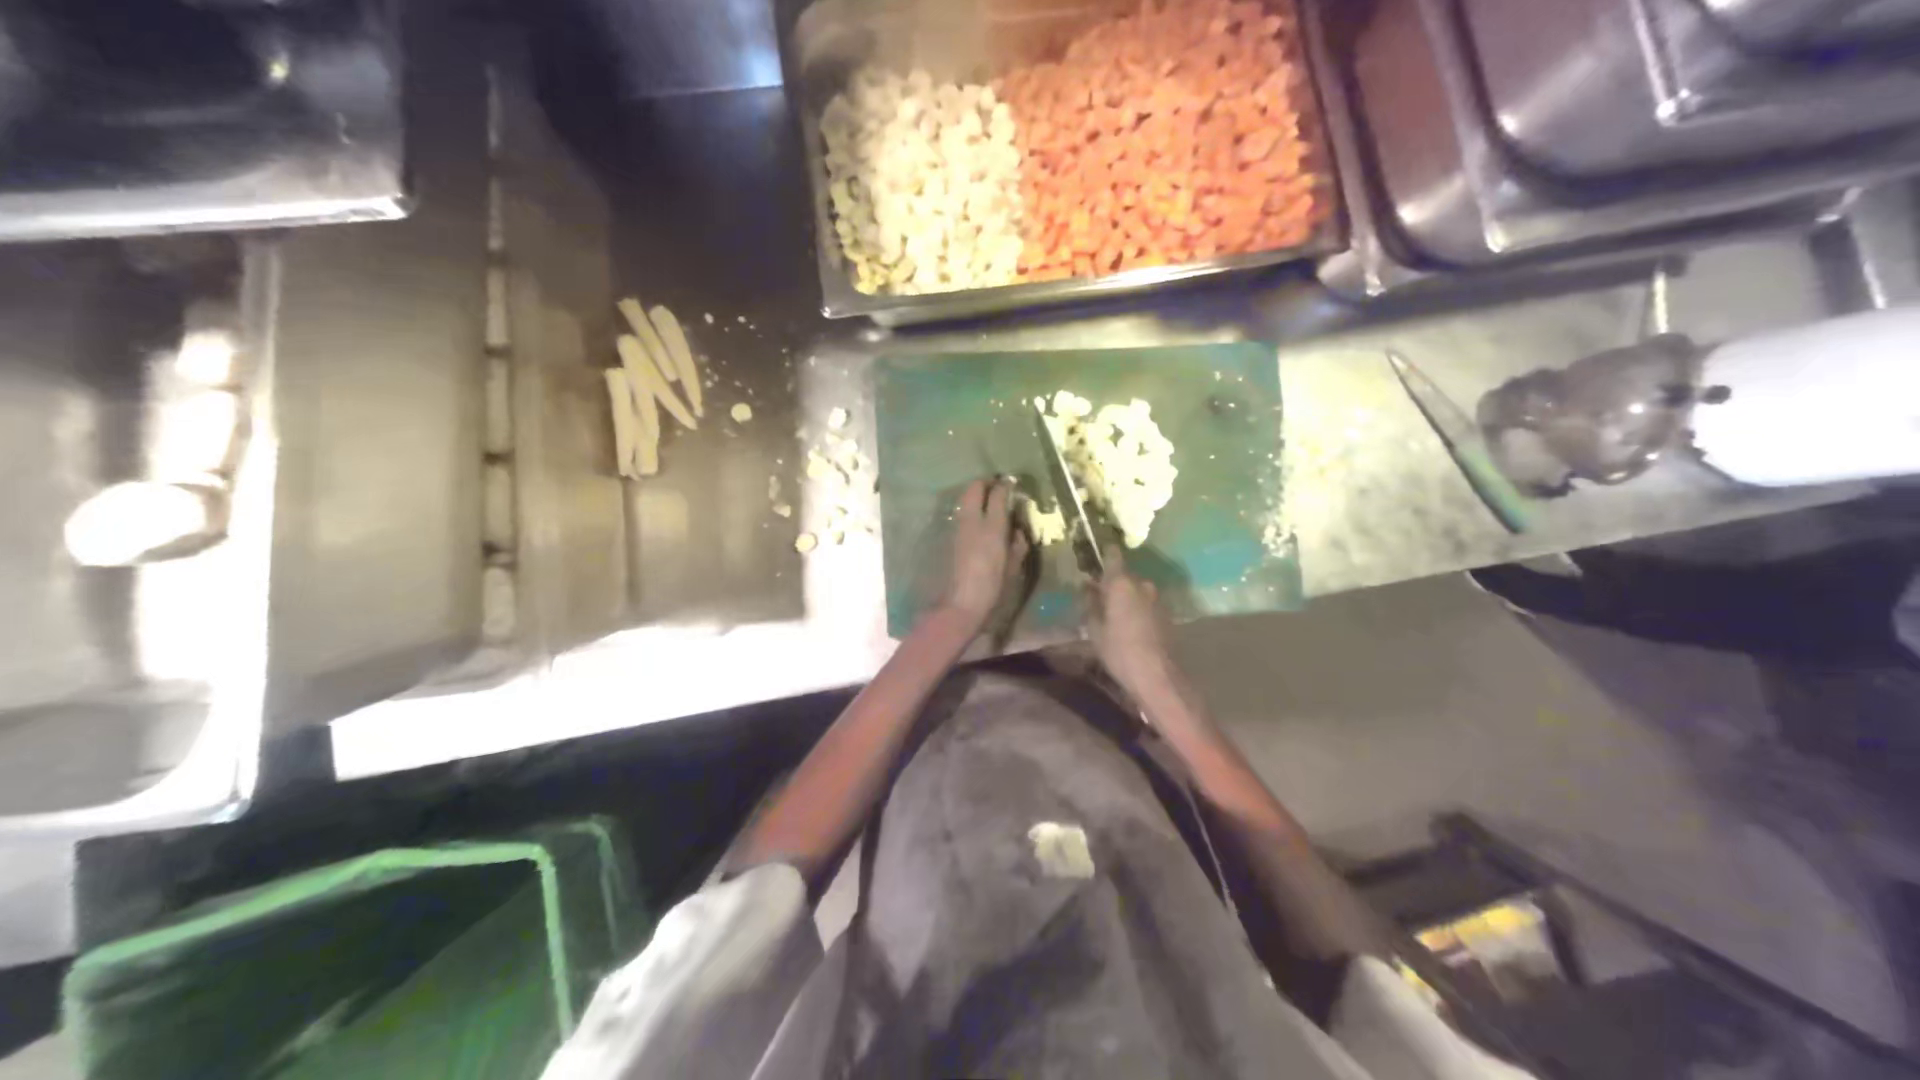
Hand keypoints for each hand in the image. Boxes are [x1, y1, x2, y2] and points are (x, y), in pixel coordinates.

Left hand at [942, 478, 1031, 631]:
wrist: (961, 603)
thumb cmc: (993, 587)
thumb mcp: (1013, 567)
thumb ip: (1017, 544)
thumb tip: (1017, 530)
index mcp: (993, 527)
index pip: (998, 494)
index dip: (1005, 485)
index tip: (1011, 482)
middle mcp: (973, 521)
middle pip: (974, 488)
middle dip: (984, 483)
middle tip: (995, 486)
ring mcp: (958, 528)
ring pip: (964, 499)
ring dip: (974, 494)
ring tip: (986, 501)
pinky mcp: (950, 537)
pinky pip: (961, 514)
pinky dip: (969, 509)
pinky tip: (977, 520)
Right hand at [1086, 548, 1175, 700]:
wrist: (1157, 675)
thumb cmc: (1119, 651)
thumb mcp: (1095, 629)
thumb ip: (1090, 603)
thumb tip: (1086, 587)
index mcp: (1121, 583)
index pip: (1112, 555)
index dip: (1103, 552)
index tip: (1094, 554)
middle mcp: (1142, 584)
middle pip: (1124, 576)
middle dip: (1112, 583)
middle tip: (1097, 596)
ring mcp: (1157, 598)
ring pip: (1136, 590)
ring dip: (1125, 597)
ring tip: (1113, 615)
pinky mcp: (1166, 613)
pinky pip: (1146, 603)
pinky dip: (1137, 608)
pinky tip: (1129, 626)